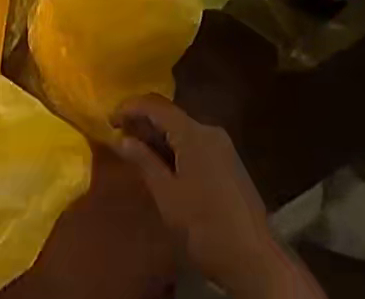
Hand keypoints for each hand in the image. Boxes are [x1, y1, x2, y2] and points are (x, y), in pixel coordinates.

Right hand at [112, 95, 318, 298]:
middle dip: (143, 123)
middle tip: (118, 138)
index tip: (108, 120)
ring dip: (158, 137)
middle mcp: (210, 131)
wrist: (256, 259)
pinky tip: (163, 166)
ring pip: (183, 131)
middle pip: (170, 116)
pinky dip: (175, 148)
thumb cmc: (206, 227)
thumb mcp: (167, 196)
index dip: (130, 108)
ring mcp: (223, 147)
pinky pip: (195, 144)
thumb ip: (144, 162)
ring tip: (136, 152)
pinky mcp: (229, 163)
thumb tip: (122, 138)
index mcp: (193, 133)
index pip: (156, 105)